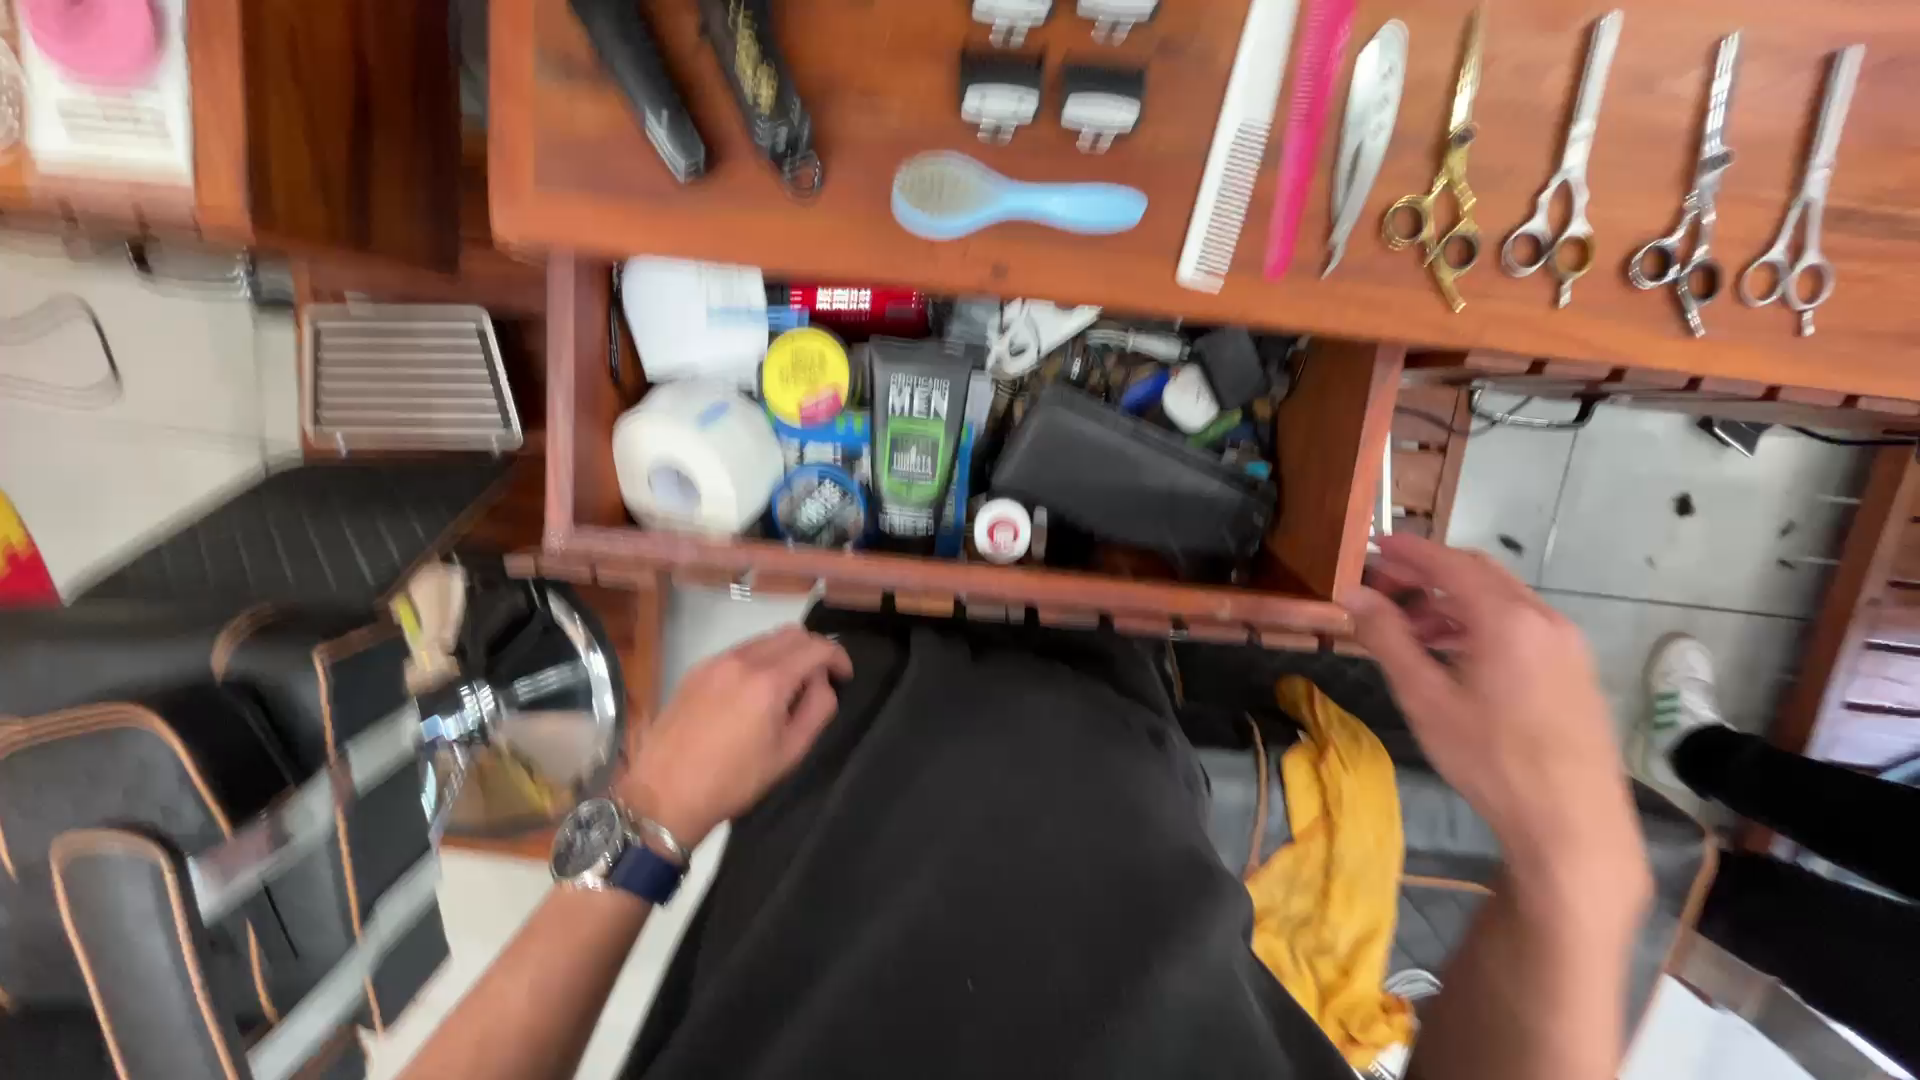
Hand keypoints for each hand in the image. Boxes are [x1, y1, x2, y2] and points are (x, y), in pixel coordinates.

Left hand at [616, 625, 852, 850]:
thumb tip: (822, 682)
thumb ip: (818, 709)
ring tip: (786, 690)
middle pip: (792, 633)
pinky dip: (758, 661)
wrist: (664, 795)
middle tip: (819, 681)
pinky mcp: (697, 670)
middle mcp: (742, 660)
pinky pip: (740, 652)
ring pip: (764, 639)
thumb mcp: (789, 752)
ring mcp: (715, 662)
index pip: (817, 647)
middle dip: (813, 650)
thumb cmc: (734, 780)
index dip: (838, 657)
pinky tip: (753, 694)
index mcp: (769, 681)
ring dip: (785, 654)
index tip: (844, 676)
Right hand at [1342, 536, 1648, 911]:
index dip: (1409, 551)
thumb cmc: (1489, 759)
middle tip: (1382, 589)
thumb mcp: (1425, 697)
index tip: (1372, 545)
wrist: (1572, 824)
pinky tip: (1450, 654)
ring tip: (1408, 629)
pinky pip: (1519, 626)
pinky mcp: (1573, 670)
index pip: (1450, 564)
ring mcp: (1566, 645)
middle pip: (1478, 575)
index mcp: (1508, 619)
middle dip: (1427, 574)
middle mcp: (1544, 620)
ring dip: (1450, 602)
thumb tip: (1352, 593)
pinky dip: (1477, 624)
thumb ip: (1387, 637)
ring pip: (1499, 602)